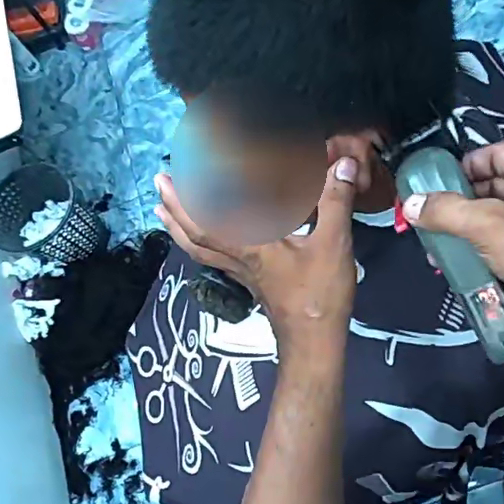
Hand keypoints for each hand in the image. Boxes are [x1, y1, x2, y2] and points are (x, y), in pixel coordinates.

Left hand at [157, 158, 359, 349]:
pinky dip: (200, 244)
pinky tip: (205, 239)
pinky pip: (214, 258)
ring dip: (178, 227)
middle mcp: (238, 258)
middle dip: (175, 206)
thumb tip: (345, 161)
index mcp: (251, 245)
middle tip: (159, 181)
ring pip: (199, 248)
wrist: (314, 342)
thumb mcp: (333, 243)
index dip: (189, 193)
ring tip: (163, 209)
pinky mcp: (249, 283)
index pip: (208, 218)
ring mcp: (241, 273)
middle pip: (194, 232)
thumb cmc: (320, 295)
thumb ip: (336, 201)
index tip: (176, 168)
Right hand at [400, 142, 503, 333]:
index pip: (491, 153)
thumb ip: (445, 211)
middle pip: (490, 187)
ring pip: (495, 219)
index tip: (431, 189)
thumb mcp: (488, 225)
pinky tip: (460, 268)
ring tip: (438, 250)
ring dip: (467, 233)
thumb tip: (410, 205)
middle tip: (428, 222)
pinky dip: (483, 253)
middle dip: (457, 205)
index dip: (460, 167)